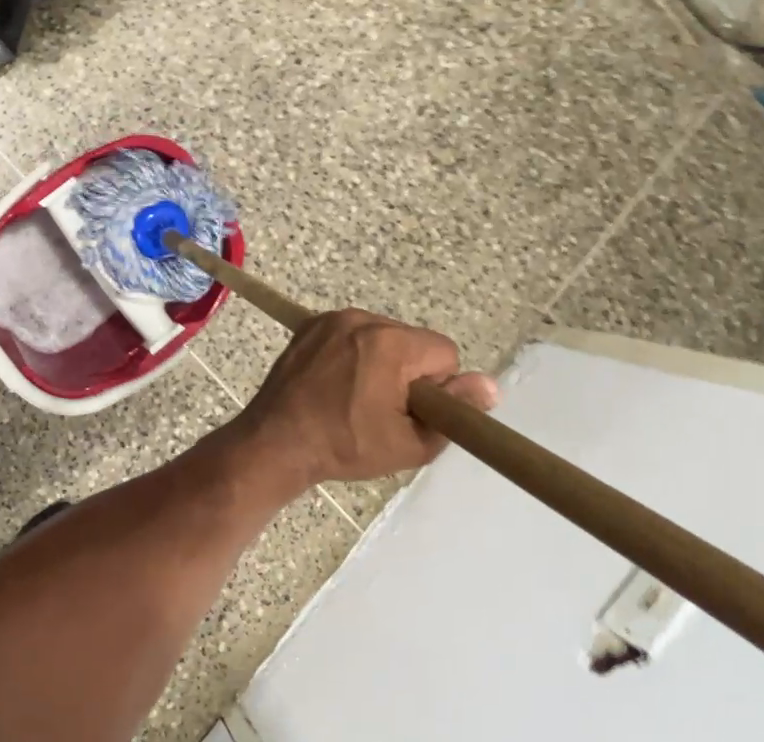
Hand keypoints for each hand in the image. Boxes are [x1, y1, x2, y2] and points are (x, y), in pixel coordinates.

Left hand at [240, 308, 499, 484]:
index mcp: (389, 342)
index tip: (409, 411)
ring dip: (381, 363)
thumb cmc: (344, 445)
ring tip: (355, 399)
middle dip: (408, 373)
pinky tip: (336, 385)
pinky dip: (352, 355)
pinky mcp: (308, 327)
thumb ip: (455, 411)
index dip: (437, 387)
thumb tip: (489, 385)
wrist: (275, 441)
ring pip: (382, 337)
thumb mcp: (411, 441)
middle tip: (381, 408)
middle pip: (412, 342)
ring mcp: (329, 320)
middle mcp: (360, 319)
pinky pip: (351, 336)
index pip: (445, 353)